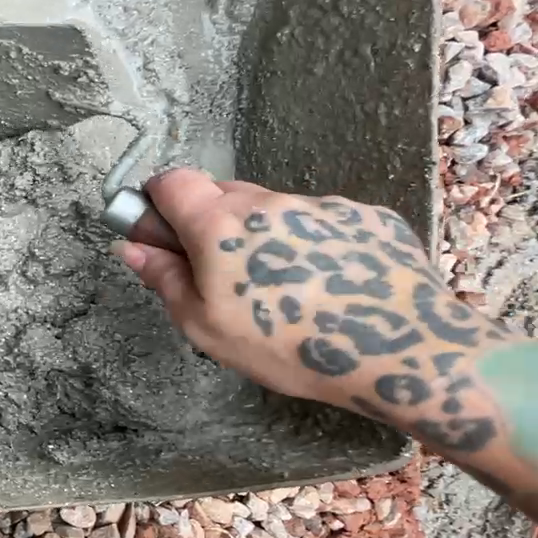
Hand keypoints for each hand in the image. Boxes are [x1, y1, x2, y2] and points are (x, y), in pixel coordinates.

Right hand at [112, 169, 506, 448]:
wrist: (408, 356)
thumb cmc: (284, 345)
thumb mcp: (201, 323)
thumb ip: (163, 277)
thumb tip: (129, 246)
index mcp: (220, 225)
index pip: (172, 181)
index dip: (155, 199)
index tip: (157, 230)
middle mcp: (271, 203)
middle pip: (221, 192)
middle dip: (205, 221)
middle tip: (212, 269)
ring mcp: (325, 208)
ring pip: (271, 209)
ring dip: (258, 233)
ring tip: (277, 284)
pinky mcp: (370, 219)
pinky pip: (319, 221)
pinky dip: (306, 242)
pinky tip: (322, 283)